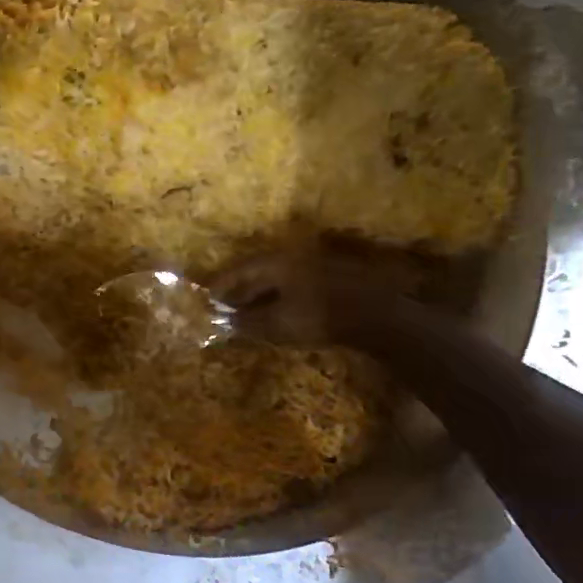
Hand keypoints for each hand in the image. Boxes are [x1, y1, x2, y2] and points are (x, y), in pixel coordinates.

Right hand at [212, 237, 437, 346]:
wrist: (376, 316)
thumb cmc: (319, 316)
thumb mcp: (277, 324)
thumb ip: (248, 322)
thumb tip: (226, 321)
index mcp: (275, 263)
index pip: (238, 271)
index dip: (220, 286)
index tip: (205, 299)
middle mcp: (293, 259)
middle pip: (257, 273)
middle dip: (239, 290)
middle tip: (223, 308)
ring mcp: (315, 268)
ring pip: (277, 280)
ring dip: (259, 295)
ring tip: (247, 313)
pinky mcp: (330, 281)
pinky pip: (293, 287)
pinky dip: (278, 299)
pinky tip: (277, 314)